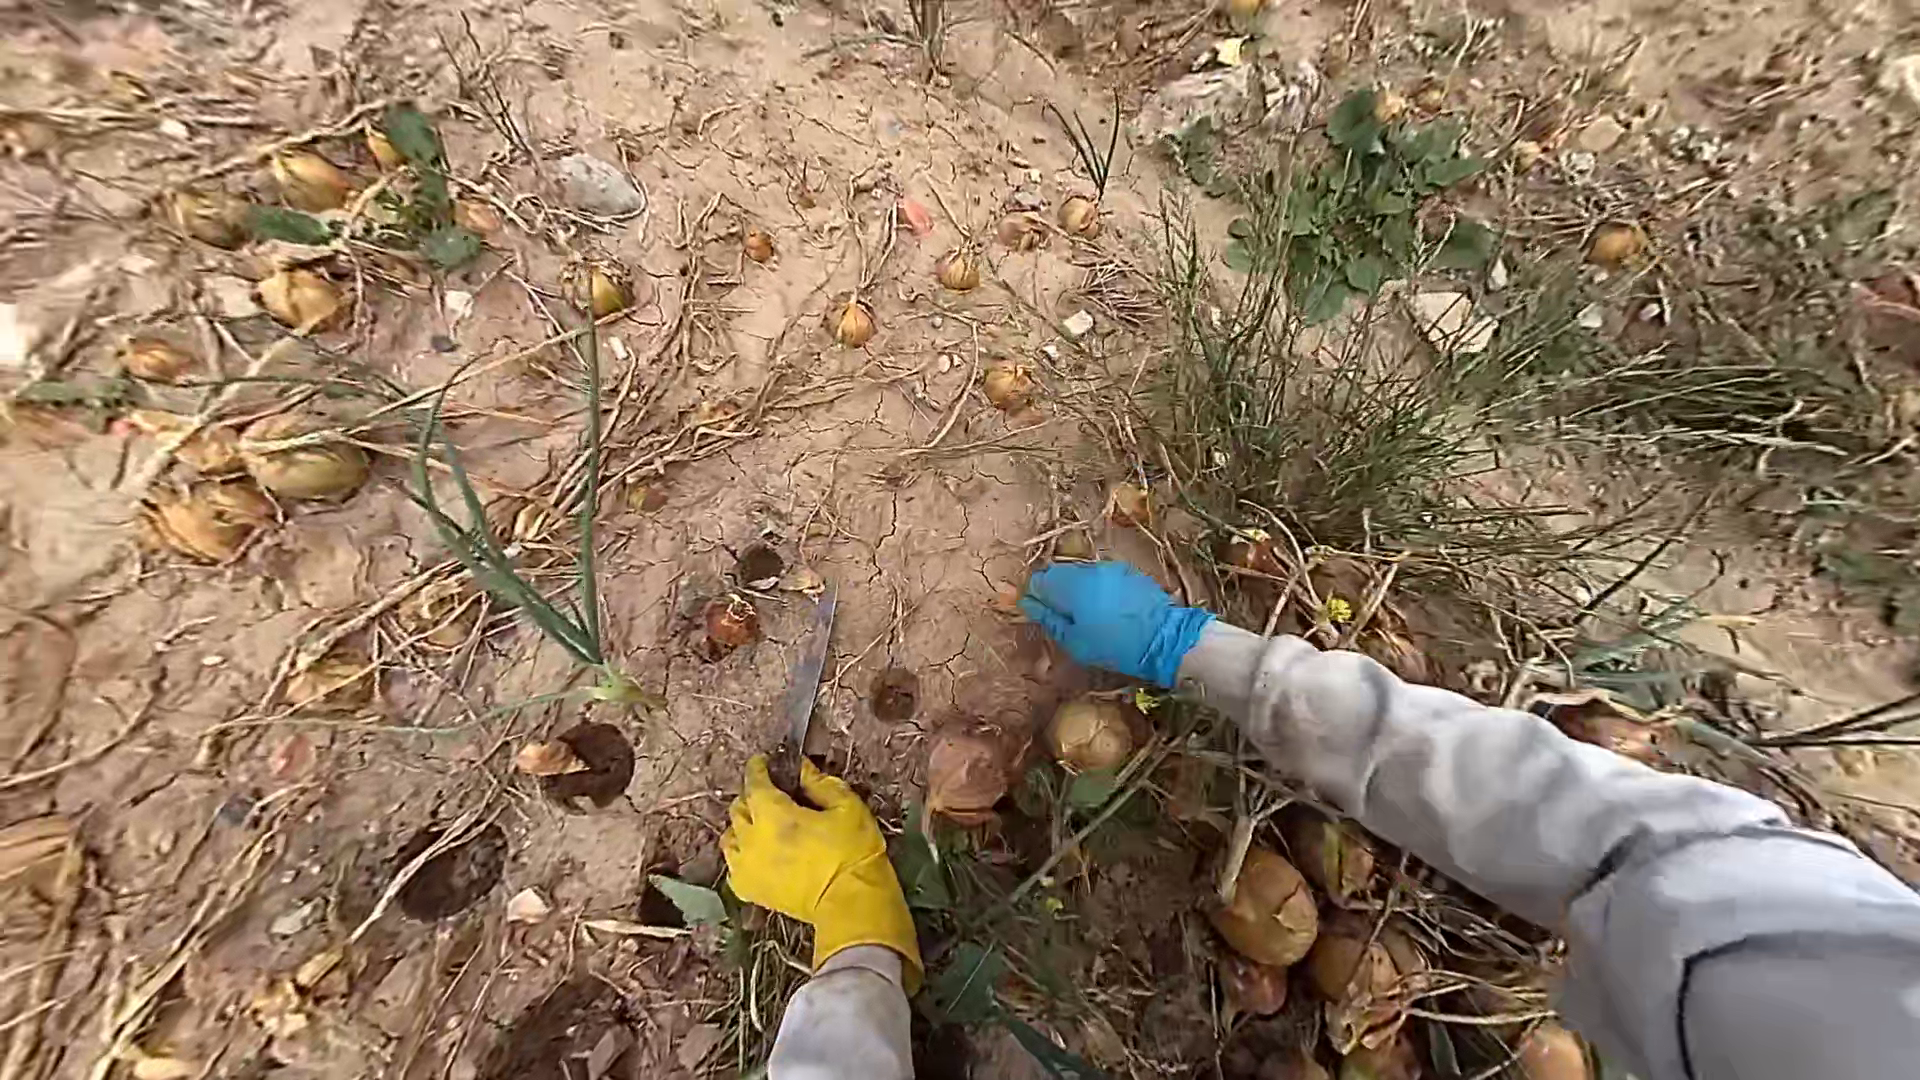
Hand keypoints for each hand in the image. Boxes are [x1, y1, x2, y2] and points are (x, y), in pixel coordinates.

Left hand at [723, 755, 921, 987]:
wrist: (851, 902)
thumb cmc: (852, 849)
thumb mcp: (846, 805)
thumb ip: (820, 783)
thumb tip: (802, 768)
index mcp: (774, 815)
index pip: (755, 784)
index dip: (757, 768)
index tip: (763, 760)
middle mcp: (752, 840)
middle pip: (738, 808)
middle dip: (752, 795)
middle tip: (771, 791)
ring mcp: (747, 868)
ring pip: (730, 836)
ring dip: (743, 824)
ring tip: (762, 822)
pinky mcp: (750, 891)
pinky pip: (734, 864)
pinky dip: (742, 852)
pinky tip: (759, 850)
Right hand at [1019, 560, 1213, 686]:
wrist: (1167, 639)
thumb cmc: (1115, 645)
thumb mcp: (1075, 641)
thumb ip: (1049, 619)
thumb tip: (1028, 604)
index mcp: (1069, 584)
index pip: (1038, 581)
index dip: (1035, 598)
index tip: (1042, 616)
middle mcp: (1087, 569)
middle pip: (1058, 574)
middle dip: (1056, 594)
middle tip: (1065, 621)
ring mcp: (1110, 568)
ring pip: (1080, 575)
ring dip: (1077, 592)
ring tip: (1087, 618)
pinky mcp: (1128, 573)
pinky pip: (1101, 578)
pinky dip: (1097, 590)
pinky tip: (1107, 611)